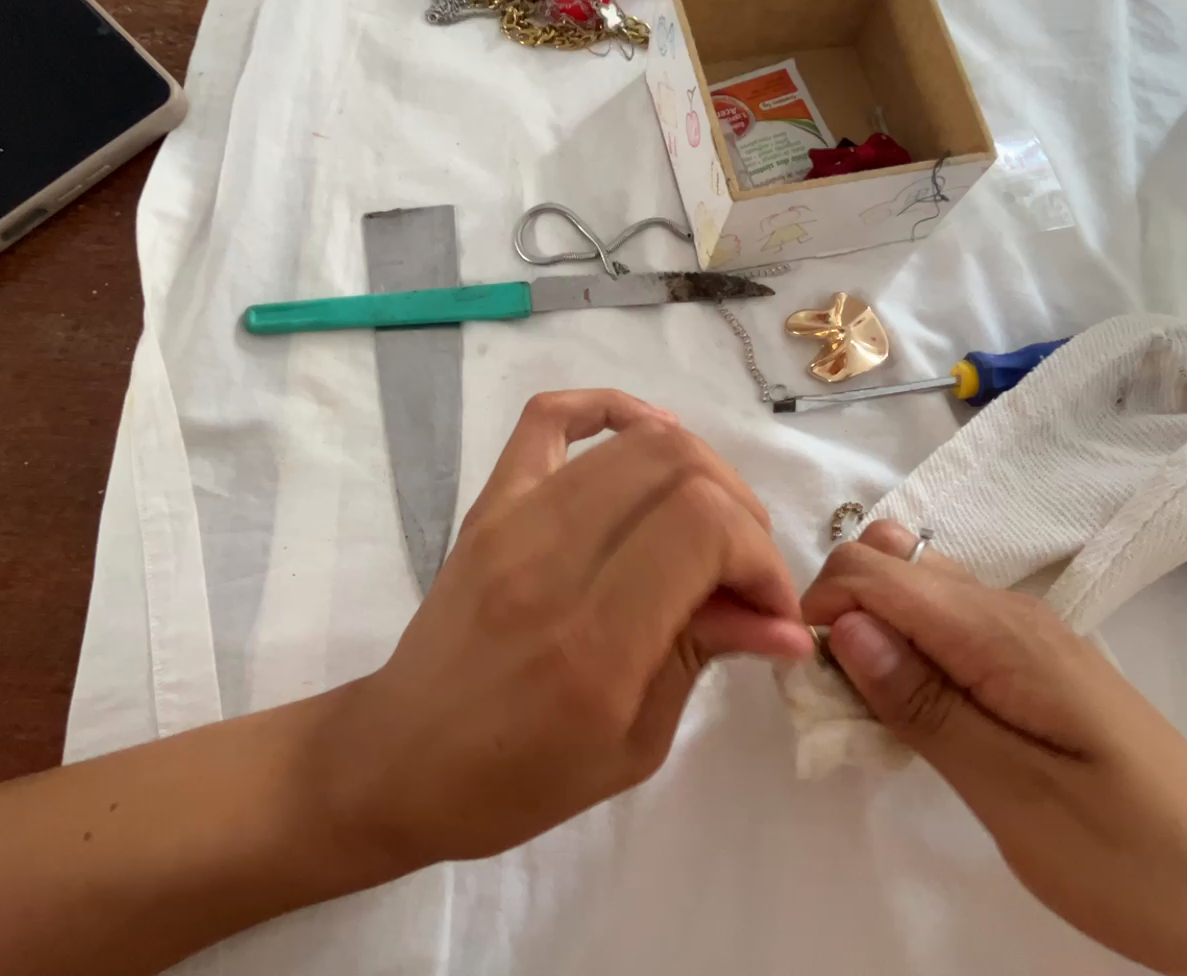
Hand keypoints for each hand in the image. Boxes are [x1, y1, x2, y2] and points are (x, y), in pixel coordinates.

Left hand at [327, 391, 812, 871]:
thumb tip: (785, 622)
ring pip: (635, 440)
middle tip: (743, 569)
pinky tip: (650, 432)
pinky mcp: (489, 504)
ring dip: (699, 470)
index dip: (760, 557)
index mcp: (593, 641)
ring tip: (710, 521)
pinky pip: (548, 418)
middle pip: (678, 468)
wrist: (401, 759)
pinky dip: (610, 407)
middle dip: (740, 513)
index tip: (768, 608)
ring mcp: (511, 520)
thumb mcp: (635, 744)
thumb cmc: (519, 779)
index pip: (704, 528)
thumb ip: (705, 656)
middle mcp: (551, 561)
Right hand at [799, 520, 1186, 975]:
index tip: (816, 679)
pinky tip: (917, 706)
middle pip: (890, 560)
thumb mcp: (1011, 794)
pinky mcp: (1029, 660)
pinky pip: (942, 622)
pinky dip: (905, 647)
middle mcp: (1010, 613)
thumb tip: (846, 626)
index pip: (876, 570)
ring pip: (914, 586)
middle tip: (842, 697)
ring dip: (870, 627)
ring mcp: (1023, 633)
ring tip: (873, 705)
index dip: (824, 607)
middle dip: (841, 609)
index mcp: (1001, 635)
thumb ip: (922, 703)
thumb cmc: (1126, 857)